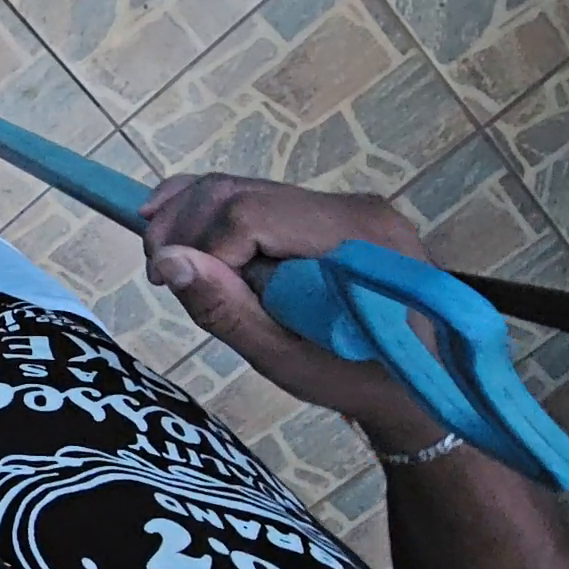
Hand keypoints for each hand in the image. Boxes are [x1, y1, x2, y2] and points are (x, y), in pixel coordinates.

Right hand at [140, 174, 440, 440]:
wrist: (411, 380)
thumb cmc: (351, 377)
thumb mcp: (284, 358)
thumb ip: (226, 308)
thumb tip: (166, 261)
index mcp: (355, 239)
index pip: (248, 216)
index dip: (198, 247)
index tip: (170, 285)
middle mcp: (348, 206)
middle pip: (232, 194)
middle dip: (179, 230)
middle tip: (157, 276)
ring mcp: (331, 204)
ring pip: (229, 188)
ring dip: (179, 220)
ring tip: (162, 262)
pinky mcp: (311, 209)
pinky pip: (241, 191)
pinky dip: (193, 203)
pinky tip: (159, 216)